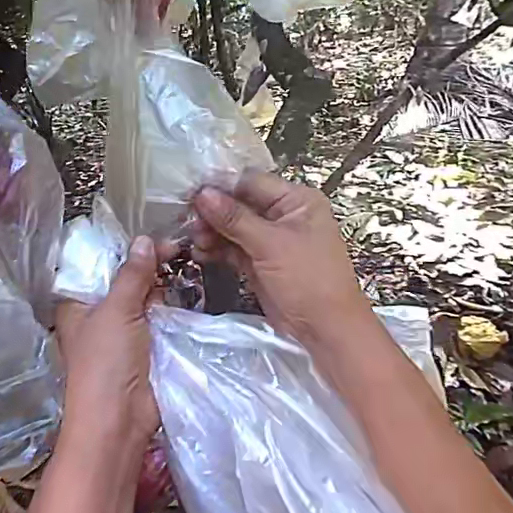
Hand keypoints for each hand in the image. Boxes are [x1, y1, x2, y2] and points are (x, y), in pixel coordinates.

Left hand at [52, 234, 169, 455]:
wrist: (119, 420)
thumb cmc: (106, 362)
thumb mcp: (117, 311)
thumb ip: (133, 275)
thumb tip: (144, 241)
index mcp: (77, 303)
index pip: (97, 266)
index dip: (122, 249)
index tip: (151, 237)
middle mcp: (96, 314)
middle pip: (122, 280)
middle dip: (146, 264)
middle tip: (176, 247)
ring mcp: (121, 332)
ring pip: (142, 299)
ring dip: (160, 285)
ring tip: (184, 260)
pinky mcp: (144, 348)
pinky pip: (157, 319)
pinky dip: (169, 306)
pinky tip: (185, 288)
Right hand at [189, 173, 370, 345]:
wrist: (325, 329)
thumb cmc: (308, 279)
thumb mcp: (270, 244)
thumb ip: (234, 218)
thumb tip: (202, 193)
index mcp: (295, 201)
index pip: (251, 183)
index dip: (220, 188)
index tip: (190, 196)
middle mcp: (282, 215)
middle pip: (238, 204)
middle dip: (212, 213)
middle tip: (187, 222)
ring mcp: (270, 239)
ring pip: (232, 227)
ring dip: (211, 232)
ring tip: (193, 241)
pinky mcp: (259, 260)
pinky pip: (232, 247)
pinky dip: (216, 249)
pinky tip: (199, 253)